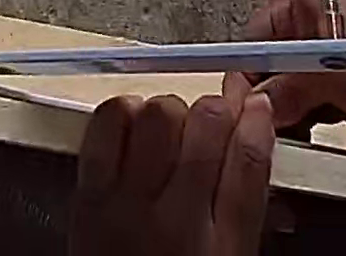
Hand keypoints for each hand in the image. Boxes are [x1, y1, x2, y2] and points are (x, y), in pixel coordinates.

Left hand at [69, 90, 274, 254]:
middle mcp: (176, 226)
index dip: (257, 118)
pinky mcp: (89, 196)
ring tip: (169, 135)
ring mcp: (128, 207)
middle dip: (214, 112)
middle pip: (207, 124)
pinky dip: (123, 112)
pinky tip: (132, 131)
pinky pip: (108, 124)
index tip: (255, 105)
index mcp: (222, 250)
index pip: (250, 159)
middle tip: (208, 127)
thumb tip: (256, 123)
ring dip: (170, 112)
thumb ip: (246, 191)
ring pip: (160, 114)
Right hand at [221, 0, 345, 140]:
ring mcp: (316, 57)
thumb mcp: (334, 76)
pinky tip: (303, 142)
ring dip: (282, 120)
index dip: (243, 81)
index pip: (250, 43)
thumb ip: (288, 90)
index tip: (238, 117)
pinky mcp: (330, 85)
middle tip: (264, 138)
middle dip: (263, 105)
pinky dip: (299, 126)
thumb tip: (252, 108)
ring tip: (287, 143)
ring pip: (280, 93)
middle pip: (263, 69)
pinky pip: (300, 106)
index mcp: (298, 6)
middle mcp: (302, 27)